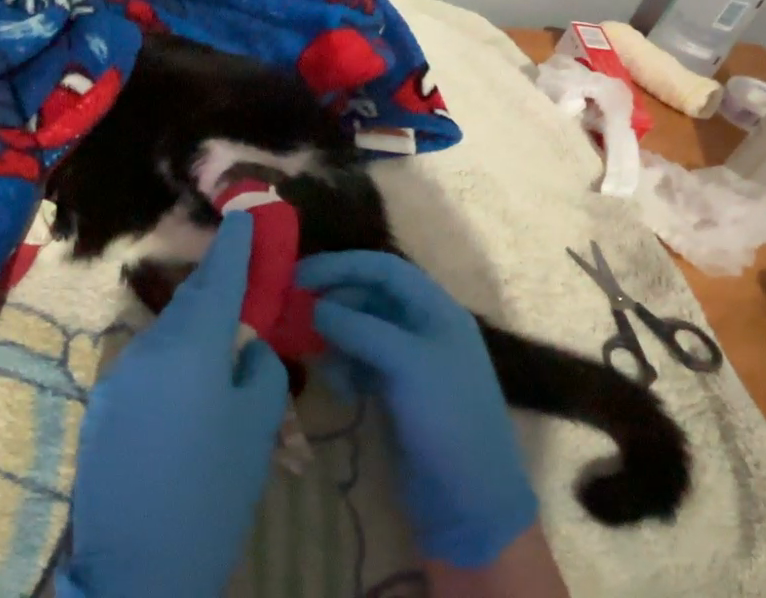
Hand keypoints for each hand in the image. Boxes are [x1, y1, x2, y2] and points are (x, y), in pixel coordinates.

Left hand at [59, 213, 289, 597]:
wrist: (137, 569)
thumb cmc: (212, 493)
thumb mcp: (255, 428)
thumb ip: (257, 369)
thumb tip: (244, 346)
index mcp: (189, 347)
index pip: (218, 280)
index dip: (235, 246)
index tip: (243, 215)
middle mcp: (147, 349)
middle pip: (190, 306)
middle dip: (218, 290)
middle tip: (242, 280)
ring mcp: (119, 378)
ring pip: (169, 341)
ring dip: (198, 339)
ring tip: (227, 359)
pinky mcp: (104, 409)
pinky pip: (150, 372)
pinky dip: (176, 372)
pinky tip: (192, 405)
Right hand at [297, 251, 538, 569]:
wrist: (469, 500)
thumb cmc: (446, 418)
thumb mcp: (406, 363)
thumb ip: (360, 327)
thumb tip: (315, 306)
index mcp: (437, 310)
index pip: (384, 268)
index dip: (342, 266)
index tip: (299, 276)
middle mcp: (423, 327)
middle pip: (370, 296)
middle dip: (335, 302)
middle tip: (296, 315)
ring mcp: (410, 361)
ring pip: (362, 330)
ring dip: (336, 338)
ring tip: (317, 358)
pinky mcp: (396, 392)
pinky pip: (361, 363)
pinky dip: (345, 368)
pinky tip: (339, 388)